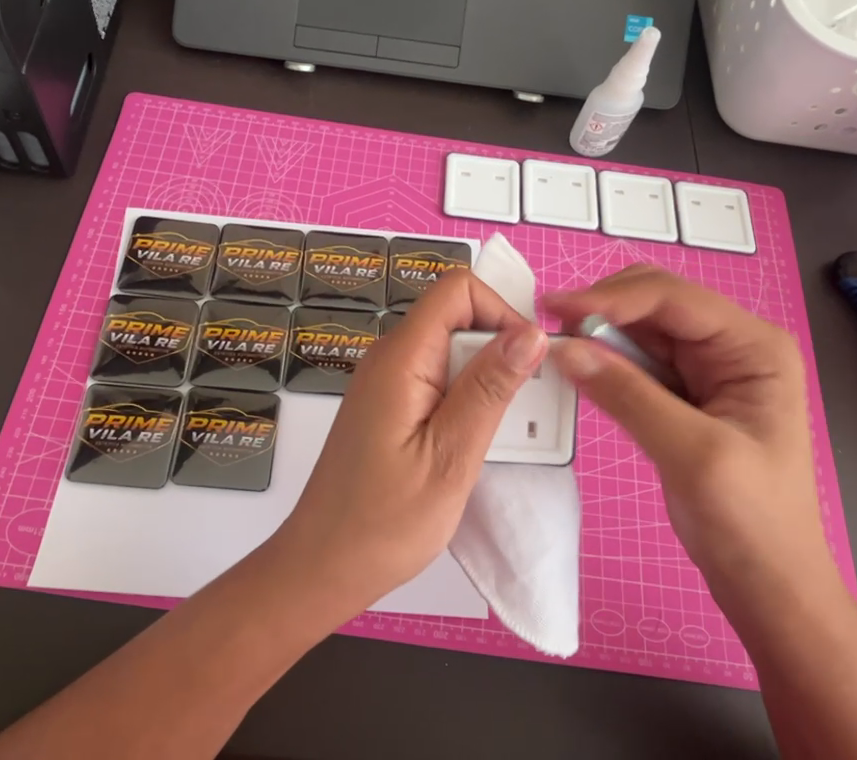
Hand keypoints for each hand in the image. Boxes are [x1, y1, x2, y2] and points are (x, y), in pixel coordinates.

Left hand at [265, 270, 547, 616]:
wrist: (325, 565)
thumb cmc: (385, 521)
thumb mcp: (452, 456)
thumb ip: (489, 389)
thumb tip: (530, 333)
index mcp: (401, 358)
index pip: (456, 290)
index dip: (501, 311)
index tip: (527, 363)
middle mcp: (390, 358)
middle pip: (457, 318)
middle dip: (500, 351)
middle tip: (522, 409)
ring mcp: (388, 382)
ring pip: (452, 352)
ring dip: (487, 382)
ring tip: (503, 433)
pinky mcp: (390, 406)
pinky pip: (438, 381)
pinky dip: (467, 402)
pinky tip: (476, 442)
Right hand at [542, 265, 839, 612]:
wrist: (770, 587)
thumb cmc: (752, 522)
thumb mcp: (691, 454)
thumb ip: (628, 395)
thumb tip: (564, 349)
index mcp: (754, 347)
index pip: (673, 298)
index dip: (610, 298)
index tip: (554, 310)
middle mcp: (732, 345)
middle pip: (655, 302)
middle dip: (603, 309)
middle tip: (552, 330)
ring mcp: (708, 369)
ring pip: (640, 329)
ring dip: (600, 334)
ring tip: (557, 348)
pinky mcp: (685, 394)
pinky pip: (637, 360)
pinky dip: (606, 360)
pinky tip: (580, 368)